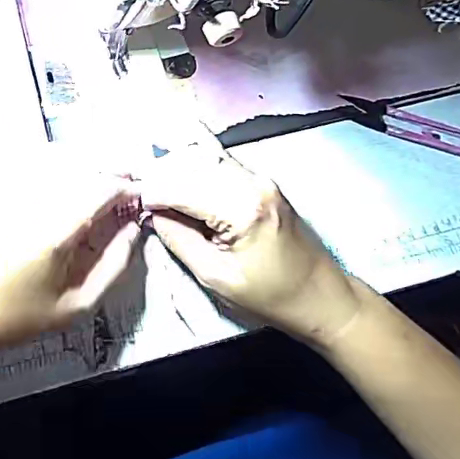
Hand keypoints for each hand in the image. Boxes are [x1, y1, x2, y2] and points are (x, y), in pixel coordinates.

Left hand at [0, 161, 142, 361]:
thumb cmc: (18, 316)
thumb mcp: (75, 305)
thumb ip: (113, 265)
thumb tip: (133, 228)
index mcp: (55, 232)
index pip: (99, 189)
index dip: (123, 186)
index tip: (135, 192)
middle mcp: (31, 202)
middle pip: (77, 165)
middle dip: (103, 169)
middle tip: (118, 180)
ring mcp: (5, 192)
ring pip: (50, 158)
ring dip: (77, 162)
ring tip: (89, 177)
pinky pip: (20, 161)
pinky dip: (44, 159)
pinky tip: (54, 171)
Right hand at [143, 153, 368, 348]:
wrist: (325, 298)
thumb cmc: (272, 297)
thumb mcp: (216, 277)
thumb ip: (179, 240)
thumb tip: (153, 214)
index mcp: (242, 209)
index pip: (182, 188)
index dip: (153, 194)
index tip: (134, 203)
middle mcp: (252, 183)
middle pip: (192, 166)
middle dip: (162, 178)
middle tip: (141, 196)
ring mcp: (260, 178)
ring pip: (204, 160)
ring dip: (178, 171)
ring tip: (159, 191)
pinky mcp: (262, 181)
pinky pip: (220, 165)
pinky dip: (196, 170)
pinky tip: (182, 182)